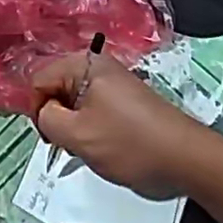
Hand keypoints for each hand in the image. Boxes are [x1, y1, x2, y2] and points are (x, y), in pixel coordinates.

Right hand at [31, 54, 222, 200]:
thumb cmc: (130, 144)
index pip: (39, 80)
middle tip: (67, 144)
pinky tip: (101, 146)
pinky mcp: (124, 100)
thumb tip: (44, 113)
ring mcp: (112, 82)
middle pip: (55, 88)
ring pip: (73, 101)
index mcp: (85, 64)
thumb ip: (48, 119)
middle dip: (56, 117)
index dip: (37, 110)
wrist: (185, 158)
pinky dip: (88, 127)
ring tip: (87, 148)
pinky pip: (91, 108)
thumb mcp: (78, 135)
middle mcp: (98, 66)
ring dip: (72, 126)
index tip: (48, 137)